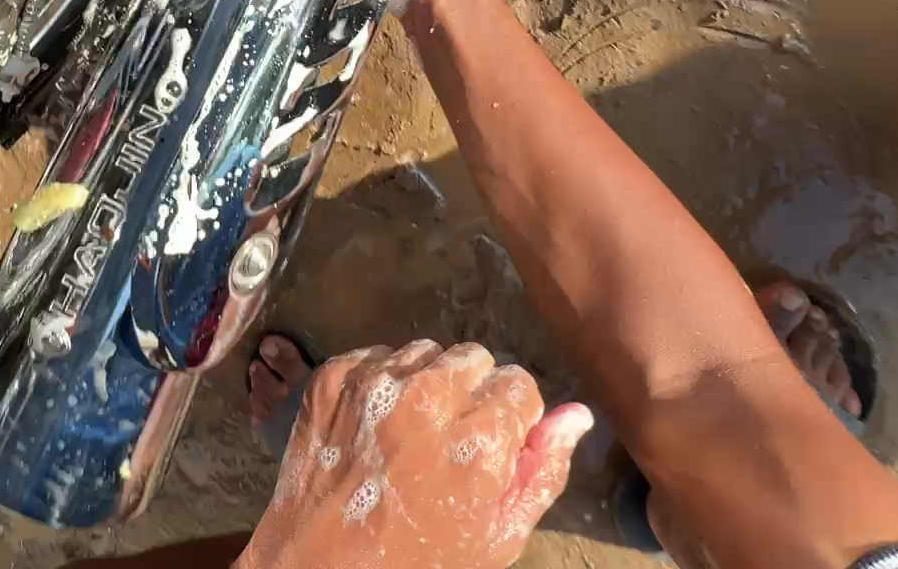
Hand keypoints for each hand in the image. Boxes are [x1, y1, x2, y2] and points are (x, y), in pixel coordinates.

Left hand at [235, 341, 592, 568]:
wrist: (320, 562)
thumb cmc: (422, 558)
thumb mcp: (497, 534)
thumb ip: (542, 469)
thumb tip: (577, 414)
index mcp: (477, 436)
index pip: (519, 383)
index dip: (511, 416)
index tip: (492, 445)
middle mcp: (427, 393)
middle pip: (474, 358)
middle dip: (472, 391)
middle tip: (450, 437)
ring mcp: (375, 379)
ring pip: (425, 350)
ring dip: (427, 381)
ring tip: (411, 430)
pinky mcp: (335, 373)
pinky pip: (378, 354)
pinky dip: (383, 380)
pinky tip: (376, 423)